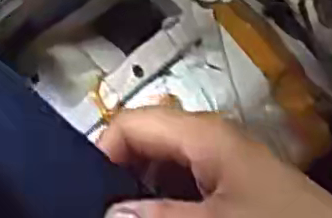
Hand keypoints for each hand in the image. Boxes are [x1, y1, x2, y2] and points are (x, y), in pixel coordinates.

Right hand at [99, 108, 331, 217]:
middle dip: (124, 175)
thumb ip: (160, 217)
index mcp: (201, 132)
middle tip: (106, 211)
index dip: (102, 154)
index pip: (129, 123)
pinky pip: (193, 187)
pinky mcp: (247, 193)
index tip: (85, 195)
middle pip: (147, 142)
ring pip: (169, 168)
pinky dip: (174, 203)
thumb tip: (108, 212)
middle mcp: (211, 138)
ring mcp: (230, 165)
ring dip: (148, 193)